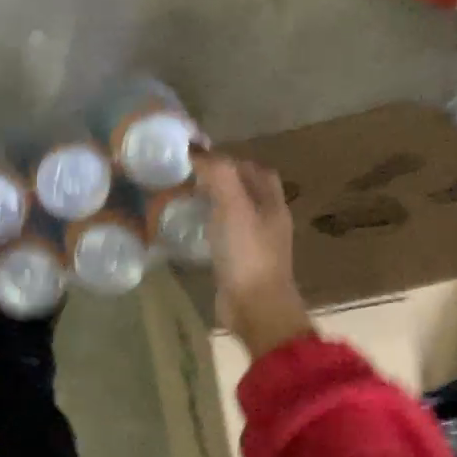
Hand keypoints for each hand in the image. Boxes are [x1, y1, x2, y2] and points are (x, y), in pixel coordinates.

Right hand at [195, 153, 311, 359]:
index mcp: (272, 204)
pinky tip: (189, 228)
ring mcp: (255, 244)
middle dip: (221, 179)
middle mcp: (268, 220)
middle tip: (189, 176)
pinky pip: (225, 234)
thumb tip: (196, 148)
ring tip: (184, 198)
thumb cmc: (247, 253)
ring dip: (214, 202)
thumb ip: (218, 174)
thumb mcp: (232, 206)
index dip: (232, 160)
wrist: (255, 309)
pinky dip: (209, 225)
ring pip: (235, 212)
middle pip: (247, 190)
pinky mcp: (240, 263)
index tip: (201, 158)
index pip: (256, 171)